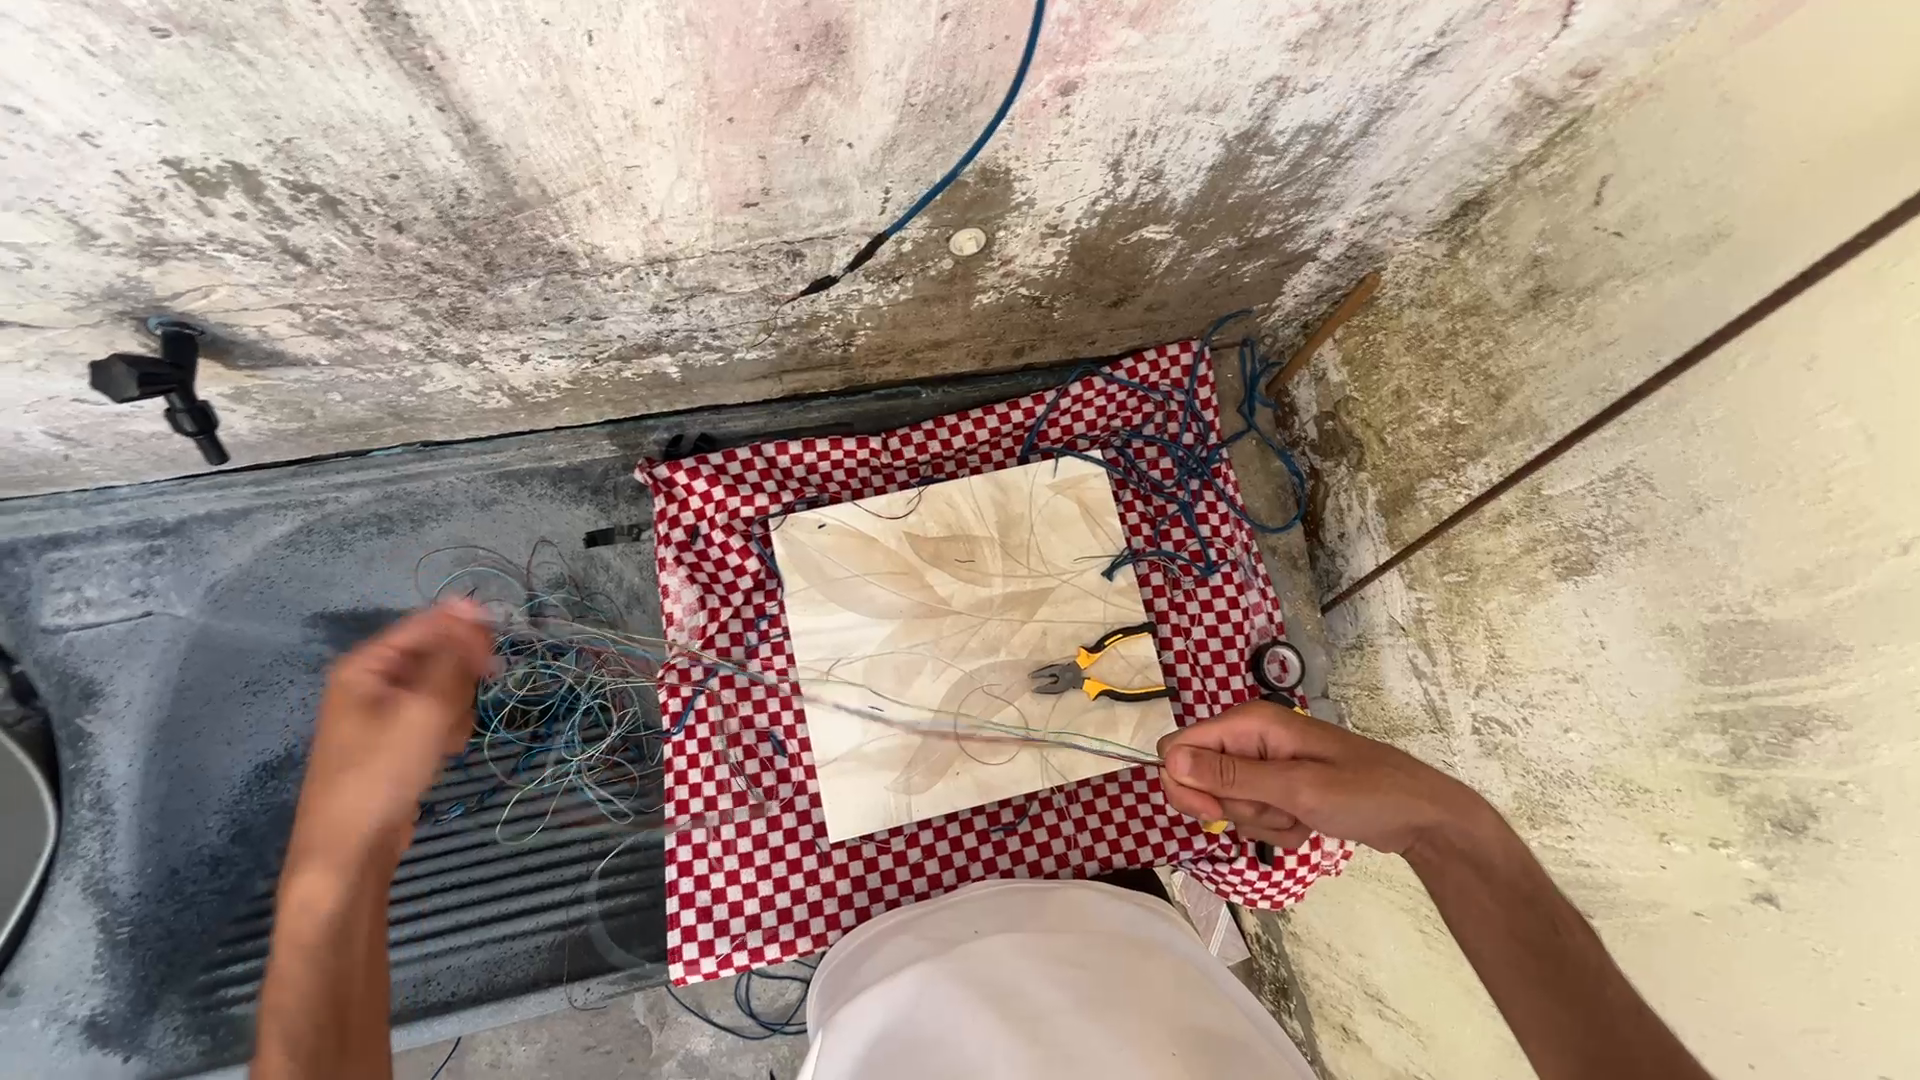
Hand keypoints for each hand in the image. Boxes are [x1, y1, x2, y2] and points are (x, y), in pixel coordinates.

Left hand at [287, 600, 494, 873]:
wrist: (352, 846)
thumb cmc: (382, 771)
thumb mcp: (425, 708)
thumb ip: (453, 657)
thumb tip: (470, 608)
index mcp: (365, 666)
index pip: (427, 624)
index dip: (466, 633)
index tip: (495, 659)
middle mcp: (371, 681)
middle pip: (439, 656)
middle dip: (459, 682)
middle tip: (457, 708)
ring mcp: (383, 709)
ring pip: (445, 686)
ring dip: (456, 708)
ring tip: (445, 737)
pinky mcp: (397, 736)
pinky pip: (437, 713)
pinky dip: (447, 728)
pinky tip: (441, 751)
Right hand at [1157, 699, 1486, 856]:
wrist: (1423, 816)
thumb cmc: (1365, 792)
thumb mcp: (1295, 787)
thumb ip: (1230, 776)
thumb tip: (1170, 761)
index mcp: (1249, 723)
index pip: (1178, 746)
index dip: (1186, 782)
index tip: (1214, 813)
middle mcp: (1249, 738)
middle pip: (1200, 778)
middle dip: (1232, 807)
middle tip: (1274, 812)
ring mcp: (1264, 764)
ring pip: (1227, 803)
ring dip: (1261, 821)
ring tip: (1301, 817)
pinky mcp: (1278, 788)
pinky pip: (1253, 814)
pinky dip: (1277, 827)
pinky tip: (1308, 824)